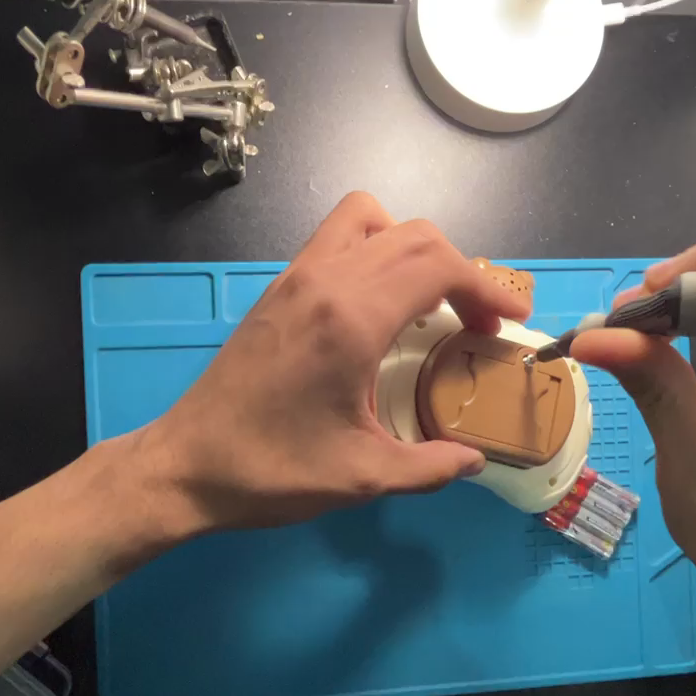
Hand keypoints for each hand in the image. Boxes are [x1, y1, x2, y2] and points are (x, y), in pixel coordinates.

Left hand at [136, 192, 531, 530]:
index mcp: (351, 319)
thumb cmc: (271, 471)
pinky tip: (378, 307)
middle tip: (477, 321)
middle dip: (461, 269)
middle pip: (414, 234)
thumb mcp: (361, 477)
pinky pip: (336, 239)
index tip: (509, 323)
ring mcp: (295, 277)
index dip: (487, 289)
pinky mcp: (277, 289)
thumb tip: (472, 459)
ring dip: (412, 247)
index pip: (439, 266)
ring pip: (369, 219)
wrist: (186, 464)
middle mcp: (324, 280)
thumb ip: (428, 465)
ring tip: (429, 299)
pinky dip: (373, 251)